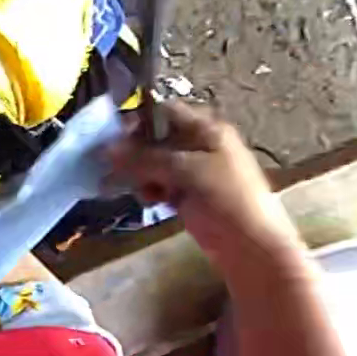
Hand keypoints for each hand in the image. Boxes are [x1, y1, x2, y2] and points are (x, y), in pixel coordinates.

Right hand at [111, 103, 303, 267]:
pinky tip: (151, 201)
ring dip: (140, 174)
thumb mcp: (185, 170)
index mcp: (206, 129)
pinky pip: (159, 183)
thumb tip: (107, 148)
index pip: (164, 112)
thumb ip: (145, 157)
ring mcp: (193, 170)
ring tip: (141, 190)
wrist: (249, 244)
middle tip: (118, 168)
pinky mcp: (186, 193)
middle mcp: (198, 145)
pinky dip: (150, 190)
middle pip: (156, 138)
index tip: (116, 139)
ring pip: (154, 163)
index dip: (139, 121)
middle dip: (136, 153)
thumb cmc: (225, 198)